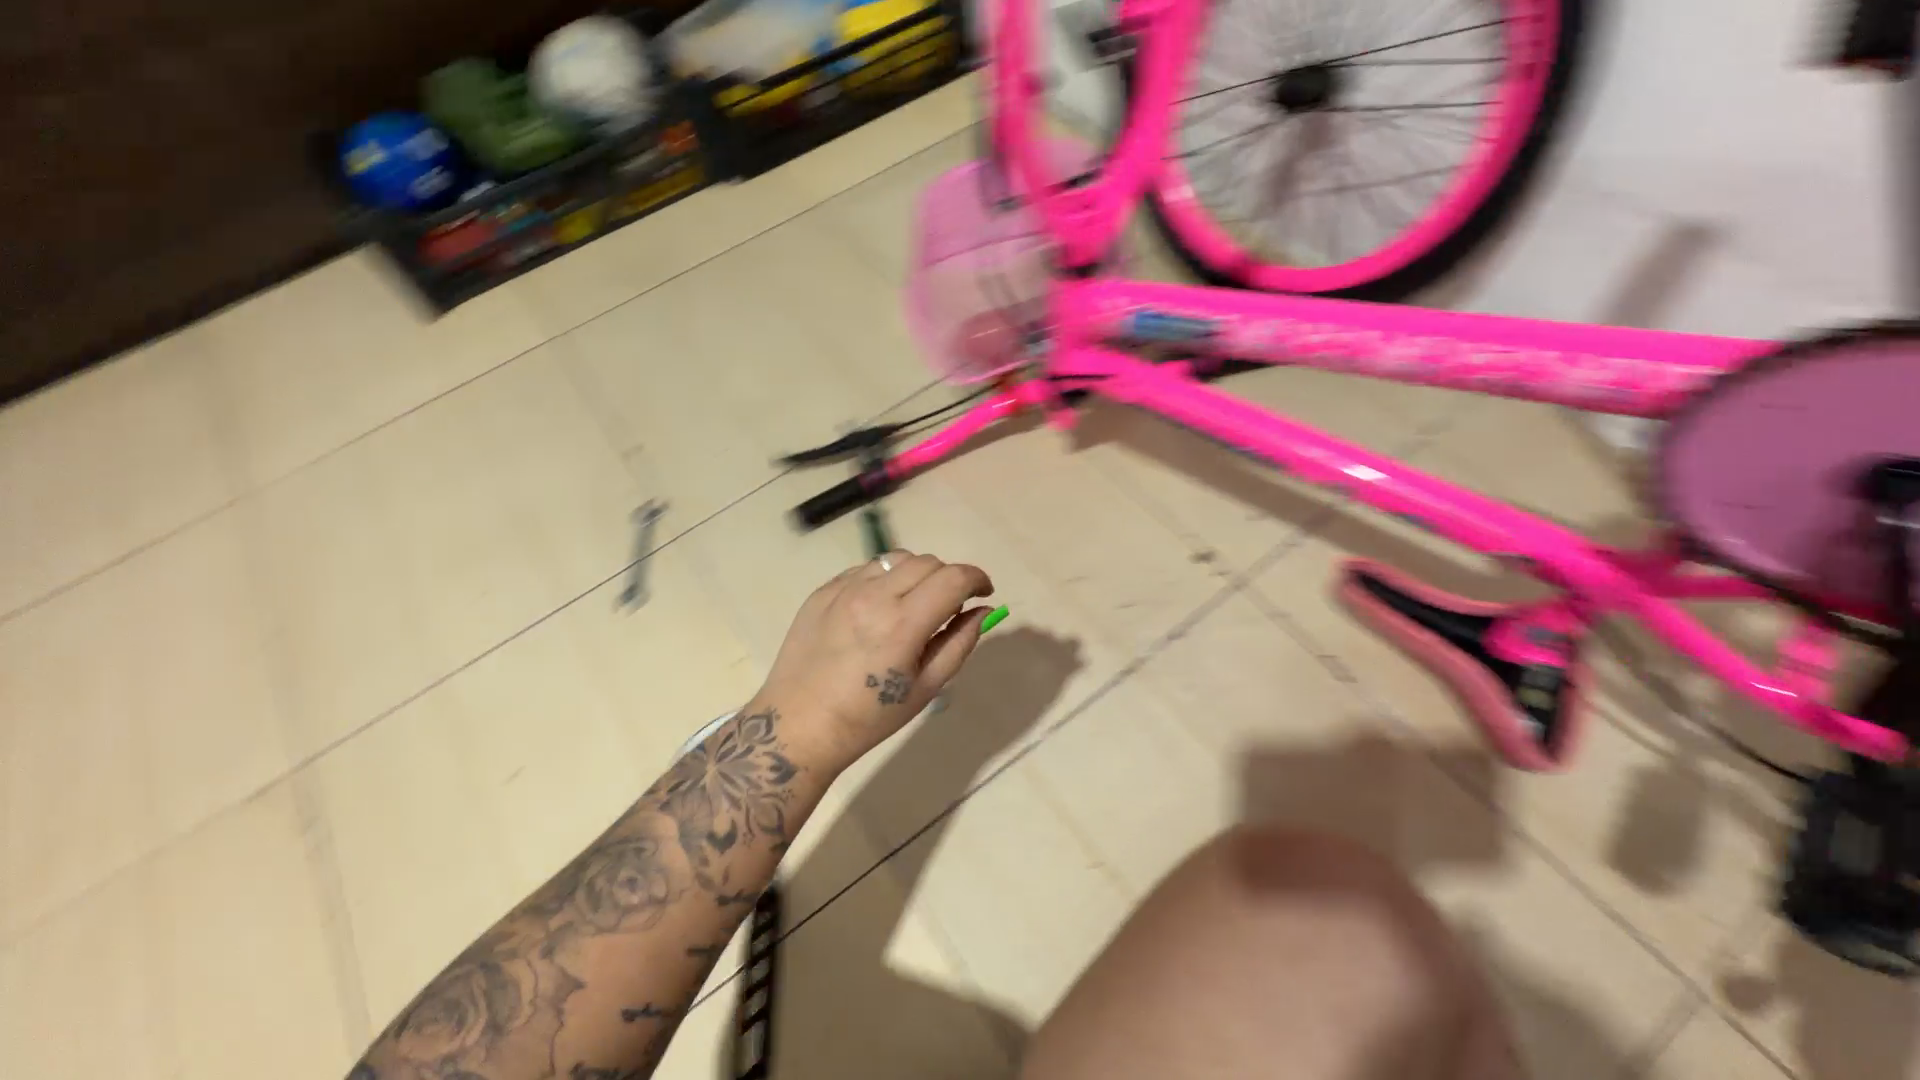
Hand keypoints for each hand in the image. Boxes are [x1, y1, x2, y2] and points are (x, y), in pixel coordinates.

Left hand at [751, 550, 994, 770]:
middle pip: (927, 562)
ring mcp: (843, 589)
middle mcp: (873, 595)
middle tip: (948, 608)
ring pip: (895, 559)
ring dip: (915, 574)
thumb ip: (959, 643)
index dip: (977, 579)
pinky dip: (883, 579)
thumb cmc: (870, 717)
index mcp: (903, 624)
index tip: (983, 593)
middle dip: (948, 578)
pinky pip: (864, 569)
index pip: (954, 578)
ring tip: (912, 605)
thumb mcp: (926, 687)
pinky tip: (879, 609)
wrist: (800, 724)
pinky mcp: (822, 591)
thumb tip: (982, 610)